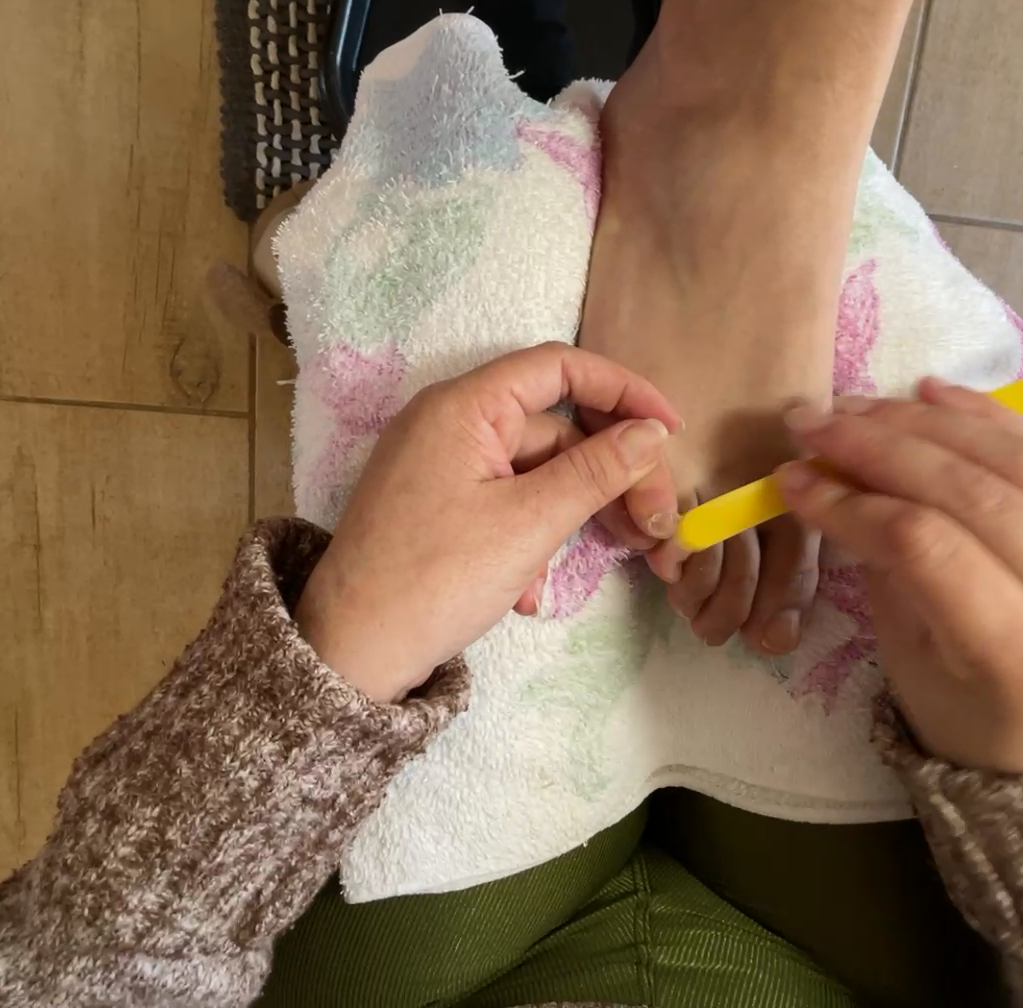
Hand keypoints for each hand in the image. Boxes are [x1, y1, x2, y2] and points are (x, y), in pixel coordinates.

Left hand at [296, 343, 681, 701]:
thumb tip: (653, 430)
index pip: (558, 368)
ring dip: (576, 514)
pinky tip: (530, 594)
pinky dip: (533, 537)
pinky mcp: (441, 505)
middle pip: (555, 428)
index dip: (623, 390)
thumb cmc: (438, 578)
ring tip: (616, 557)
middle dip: (610, 472)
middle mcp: (451, 423)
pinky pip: (505, 503)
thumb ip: (597, 469)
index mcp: (464, 406)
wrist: (351, 653)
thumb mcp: (529, 522)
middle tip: (654, 523)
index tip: (671, 429)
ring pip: (536, 473)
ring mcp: (444, 466)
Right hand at [774, 379, 1022, 772]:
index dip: (851, 500)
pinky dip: (986, 419)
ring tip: (859, 407)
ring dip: (926, 423)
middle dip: (880, 445)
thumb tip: (829, 478)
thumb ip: (879, 561)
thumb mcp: (904, 654)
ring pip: (1016, 463)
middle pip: (974, 493)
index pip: (927, 546)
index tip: (792, 476)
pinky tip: (932, 393)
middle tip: (813, 423)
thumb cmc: (963, 719)